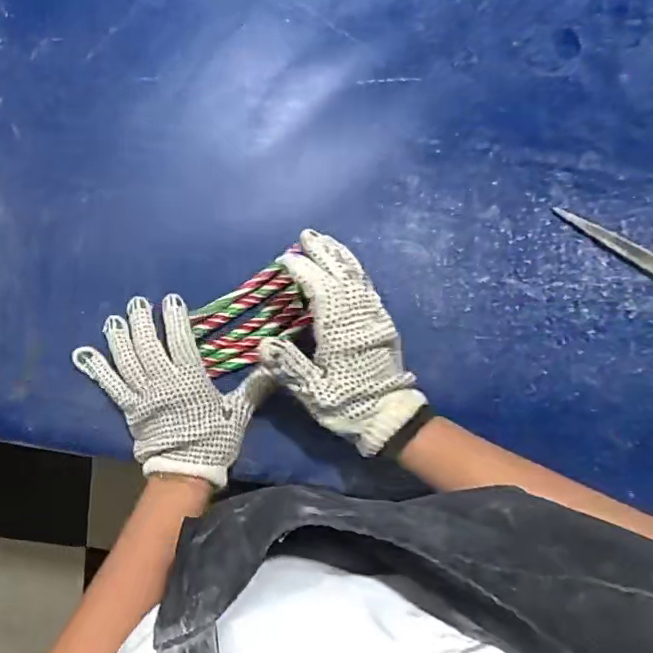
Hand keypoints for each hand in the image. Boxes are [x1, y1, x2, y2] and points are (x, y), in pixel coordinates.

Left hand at [73, 294, 275, 488]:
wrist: (186, 471)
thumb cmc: (214, 441)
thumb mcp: (238, 413)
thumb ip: (253, 386)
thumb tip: (274, 362)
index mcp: (190, 380)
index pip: (181, 342)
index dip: (175, 319)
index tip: (170, 300)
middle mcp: (163, 382)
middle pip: (148, 346)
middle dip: (142, 322)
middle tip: (137, 303)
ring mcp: (142, 394)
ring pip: (127, 360)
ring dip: (119, 338)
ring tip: (114, 320)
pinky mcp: (128, 408)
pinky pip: (110, 385)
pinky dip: (97, 368)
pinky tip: (84, 353)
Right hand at [257, 230, 427, 457]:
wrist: (388, 417)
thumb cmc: (346, 403)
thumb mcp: (311, 390)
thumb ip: (288, 365)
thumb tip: (264, 344)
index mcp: (340, 331)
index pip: (321, 290)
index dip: (304, 272)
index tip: (286, 259)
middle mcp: (360, 318)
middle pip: (342, 276)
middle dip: (324, 254)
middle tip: (308, 235)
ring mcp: (374, 319)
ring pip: (358, 279)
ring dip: (341, 258)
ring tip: (326, 242)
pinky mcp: (381, 325)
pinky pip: (367, 289)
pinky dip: (354, 272)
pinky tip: (346, 268)